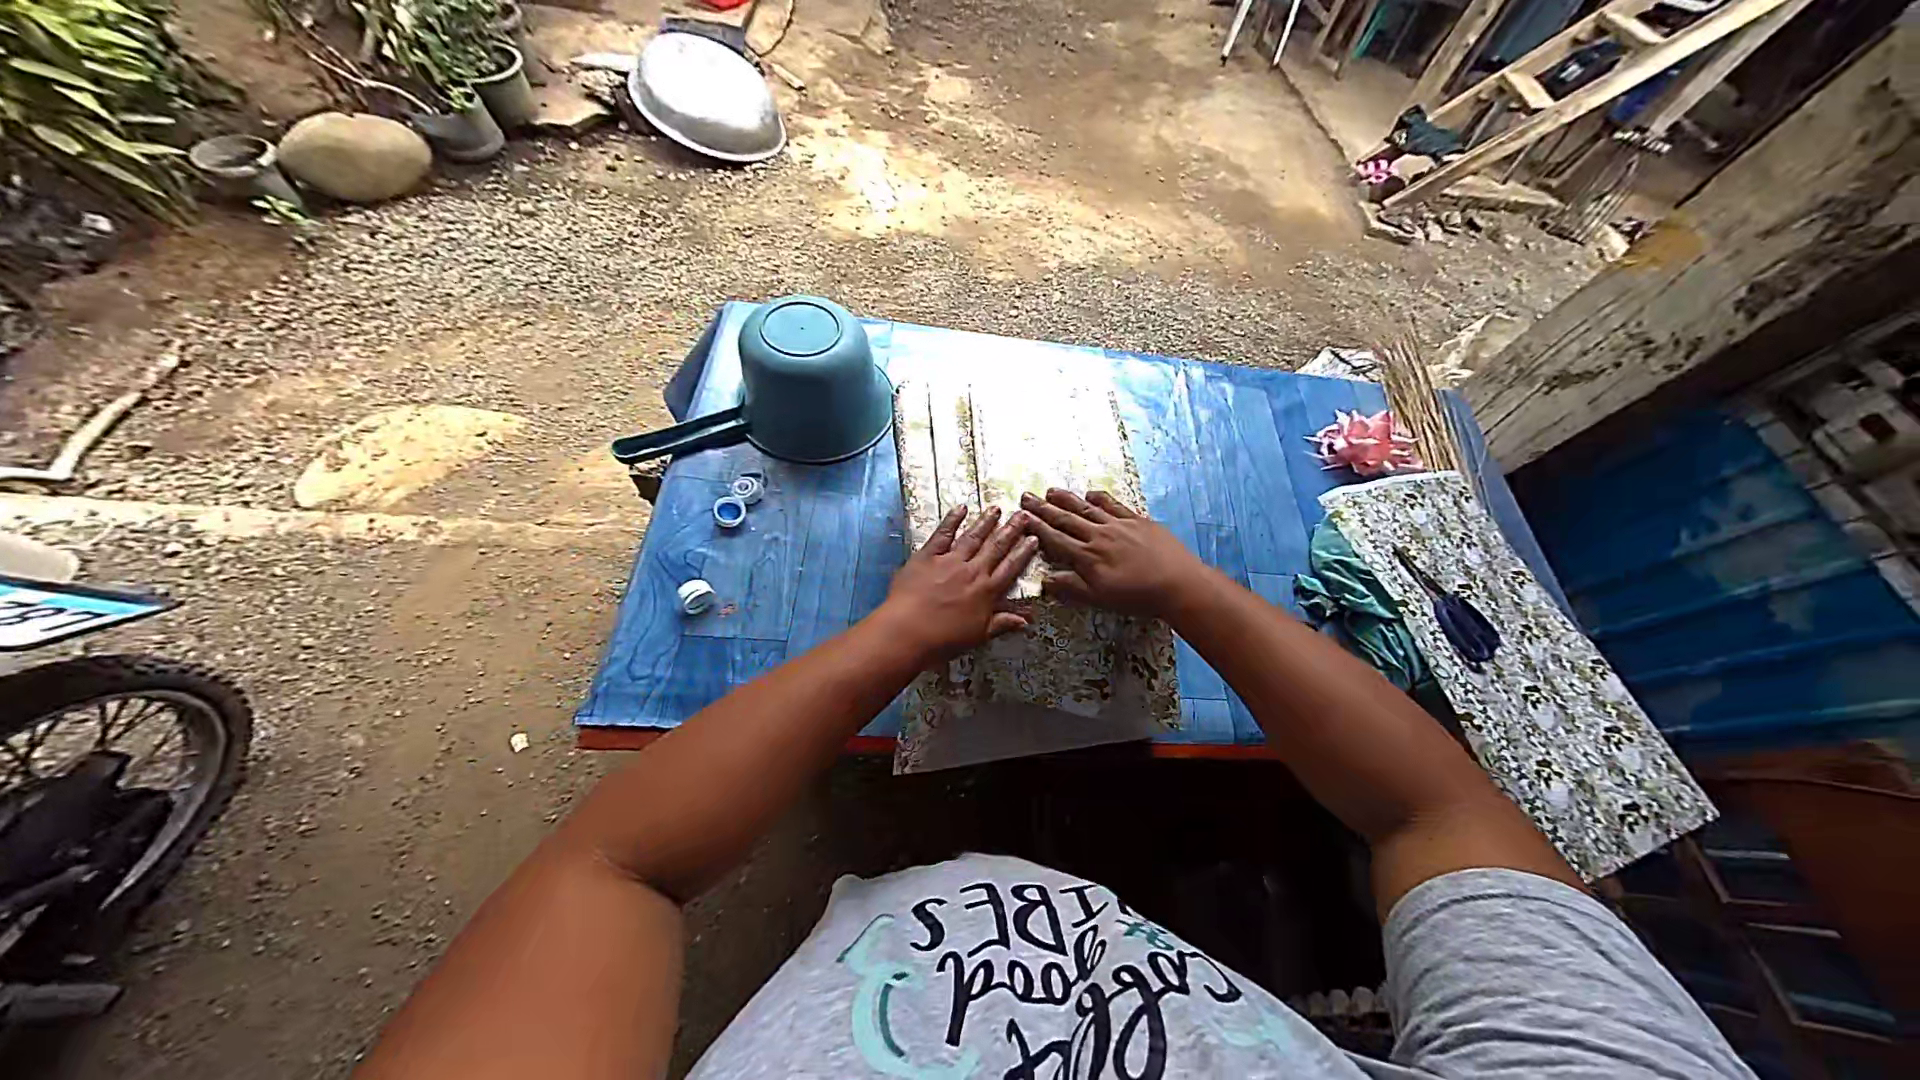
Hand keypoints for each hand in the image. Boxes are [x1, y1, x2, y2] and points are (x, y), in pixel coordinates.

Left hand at [876, 505, 1039, 664]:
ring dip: (986, 522)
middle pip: (996, 547)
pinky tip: (961, 508)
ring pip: (973, 537)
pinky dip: (952, 520)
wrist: (907, 631)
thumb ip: (1002, 623)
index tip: (1034, 538)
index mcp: (986, 592)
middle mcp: (972, 572)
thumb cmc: (943, 639)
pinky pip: (943, 534)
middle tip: (1022, 515)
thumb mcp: (978, 636)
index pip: (1010, 568)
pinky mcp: (927, 556)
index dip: (1023, 553)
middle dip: (1011, 530)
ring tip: (996, 508)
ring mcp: (950, 561)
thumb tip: (1026, 620)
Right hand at [1018, 489, 1211, 618]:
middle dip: (1044, 508)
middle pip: (1066, 519)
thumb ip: (1072, 588)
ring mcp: (1119, 525)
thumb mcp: (1100, 599)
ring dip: (1066, 499)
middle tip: (1026, 496)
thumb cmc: (1138, 597)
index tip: (1022, 517)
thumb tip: (1046, 580)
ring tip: (1050, 491)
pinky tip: (1091, 493)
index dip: (1036, 528)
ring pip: (1086, 508)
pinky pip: (1114, 505)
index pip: (1055, 539)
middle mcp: (1099, 536)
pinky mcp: (1138, 521)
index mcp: (1087, 556)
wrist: (1179, 584)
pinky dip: (1100, 498)